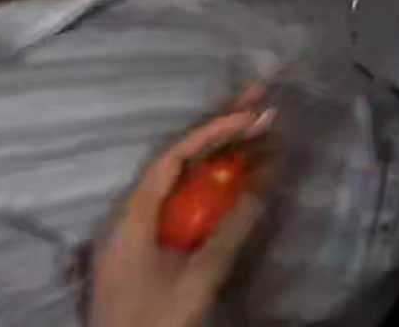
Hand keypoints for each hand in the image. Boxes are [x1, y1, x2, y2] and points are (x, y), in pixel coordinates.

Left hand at [90, 107, 272, 326]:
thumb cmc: (156, 323)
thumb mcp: (198, 277)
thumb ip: (233, 225)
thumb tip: (267, 175)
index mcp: (131, 221)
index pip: (172, 159)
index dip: (212, 131)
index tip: (250, 116)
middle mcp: (134, 218)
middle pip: (181, 159)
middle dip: (222, 126)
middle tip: (261, 93)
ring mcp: (145, 232)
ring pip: (188, 176)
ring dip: (226, 149)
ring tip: (263, 121)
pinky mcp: (158, 246)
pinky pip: (192, 197)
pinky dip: (221, 176)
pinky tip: (248, 165)